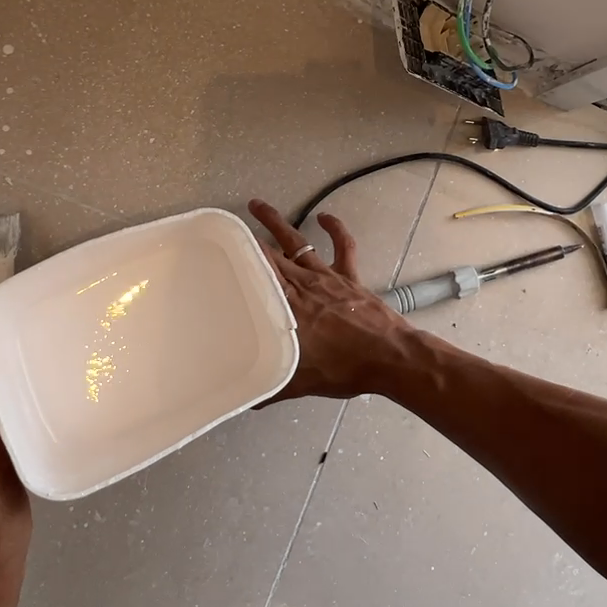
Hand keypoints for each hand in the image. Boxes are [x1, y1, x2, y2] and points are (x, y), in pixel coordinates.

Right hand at [248, 199, 419, 399]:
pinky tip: (324, 216)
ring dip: (277, 223)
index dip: (238, 259)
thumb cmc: (342, 369)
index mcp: (286, 306)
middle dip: (249, 239)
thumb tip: (243, 400)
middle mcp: (303, 284)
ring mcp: (328, 276)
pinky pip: (342, 246)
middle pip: (271, 255)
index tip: (218, 249)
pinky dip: (334, 228)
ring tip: (258, 206)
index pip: (257, 275)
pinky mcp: (350, 276)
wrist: (388, 357)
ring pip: (297, 243)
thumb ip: (269, 388)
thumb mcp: (298, 384)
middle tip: (229, 229)